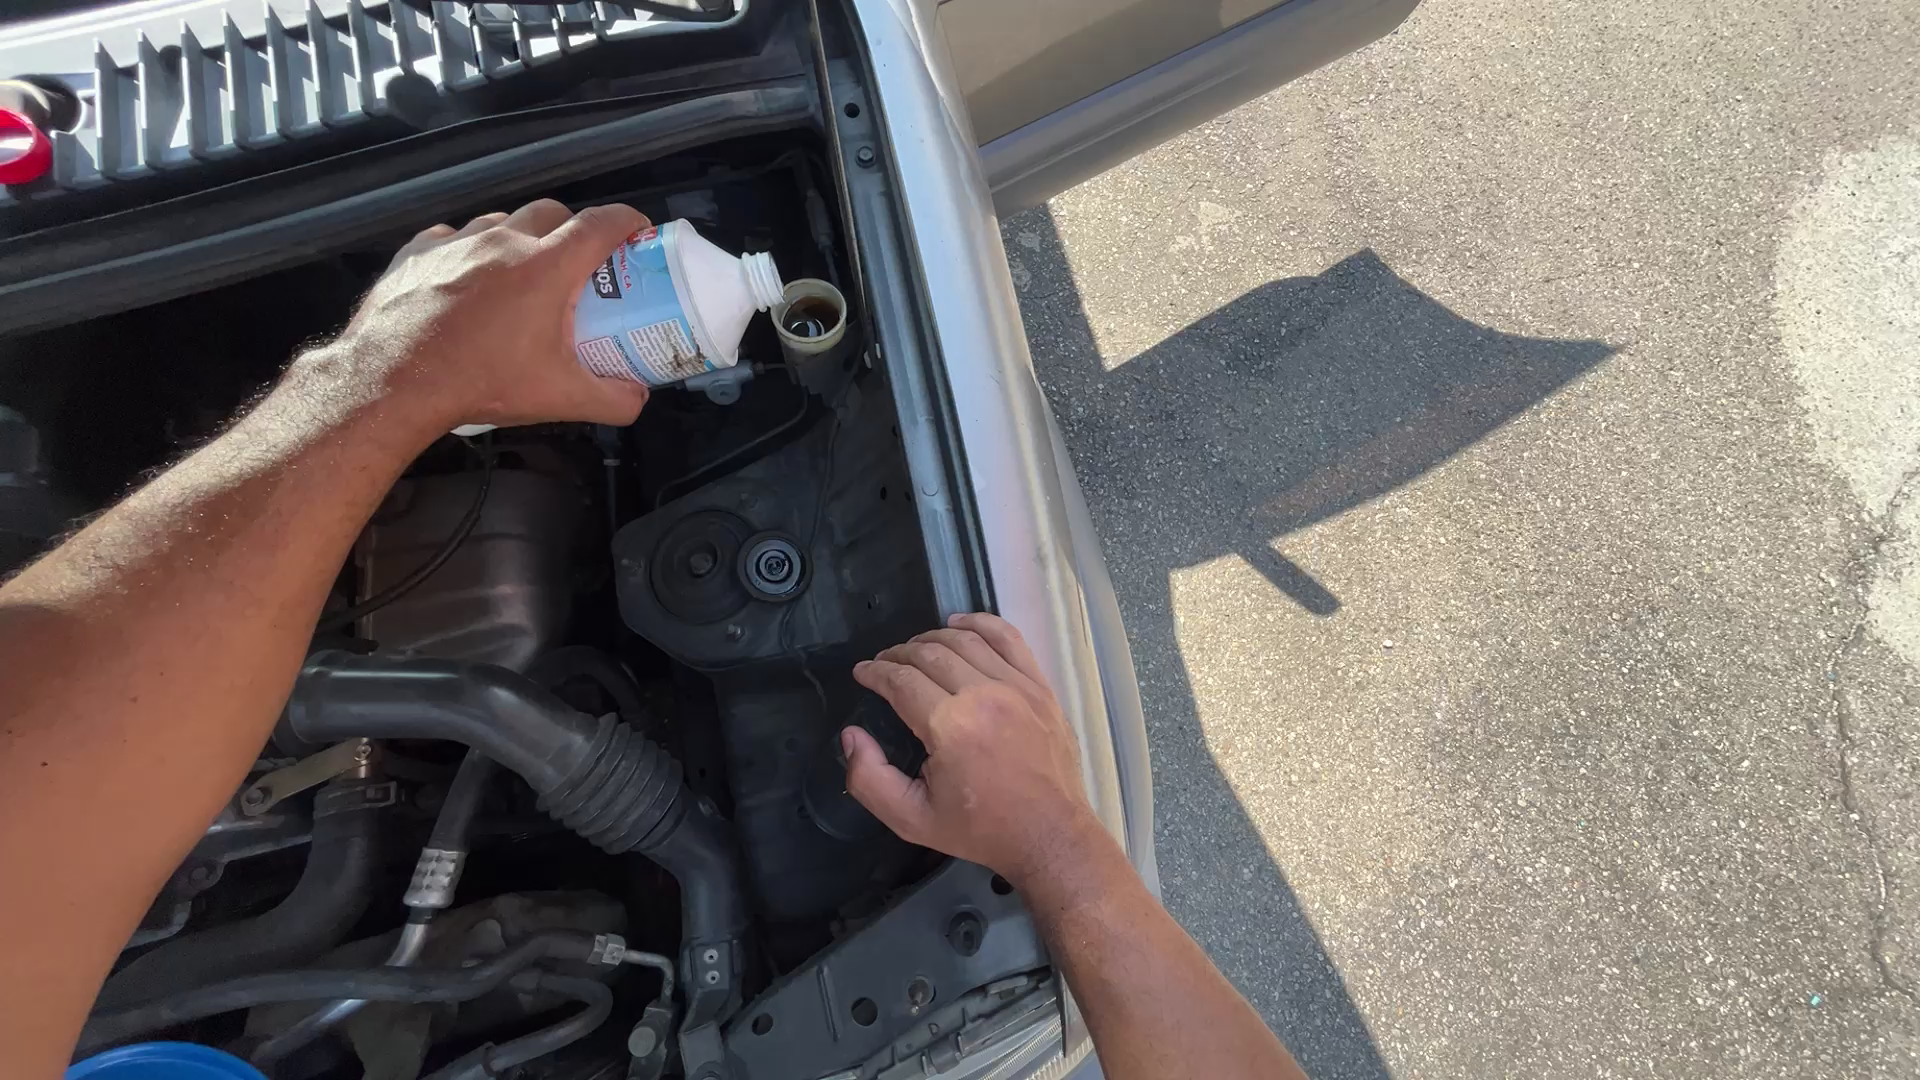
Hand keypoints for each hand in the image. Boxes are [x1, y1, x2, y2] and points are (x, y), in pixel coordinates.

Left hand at [290, 199, 651, 434]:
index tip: (639, 231)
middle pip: (553, 212)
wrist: (395, 380)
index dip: (628, 221)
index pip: (599, 224)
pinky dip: (478, 250)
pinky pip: (458, 236)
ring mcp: (456, 242)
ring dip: (527, 237)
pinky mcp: (419, 251)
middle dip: (576, 229)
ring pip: (505, 221)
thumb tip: (637, 396)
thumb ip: (617, 401)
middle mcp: (503, 243)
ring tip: (531, 273)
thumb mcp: (565, 400)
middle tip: (586, 264)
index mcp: (546, 270)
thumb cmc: (481, 382)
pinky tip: (480, 280)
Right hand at [845, 612, 1101, 886]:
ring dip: (932, 637)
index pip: (901, 680)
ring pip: (965, 640)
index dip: (875, 672)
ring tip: (915, 648)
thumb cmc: (980, 828)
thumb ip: (869, 779)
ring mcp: (1016, 686)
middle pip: (929, 653)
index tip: (863, 672)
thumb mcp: (911, 819)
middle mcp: (982, 695)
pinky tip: (960, 622)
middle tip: (884, 663)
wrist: (1050, 835)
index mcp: (949, 726)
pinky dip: (982, 622)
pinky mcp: (1040, 686)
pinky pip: (1009, 638)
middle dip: (898, 653)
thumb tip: (851, 735)